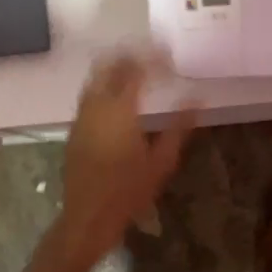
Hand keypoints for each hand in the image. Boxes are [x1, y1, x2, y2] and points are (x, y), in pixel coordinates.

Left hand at [56, 51, 195, 267]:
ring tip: (137, 73)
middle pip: (110, 64)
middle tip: (152, 59)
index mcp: (120, 109)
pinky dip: (104, 86)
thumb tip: (197, 99)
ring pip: (95, 78)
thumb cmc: (128, 192)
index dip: (154, 58)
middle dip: (131, 55)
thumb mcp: (162, 162)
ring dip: (115, 69)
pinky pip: (88, 95)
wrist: (88, 216)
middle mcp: (96, 105)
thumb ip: (179, 127)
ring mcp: (81, 116)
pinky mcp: (74, 129)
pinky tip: (118, 100)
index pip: (137, 68)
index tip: (170, 58)